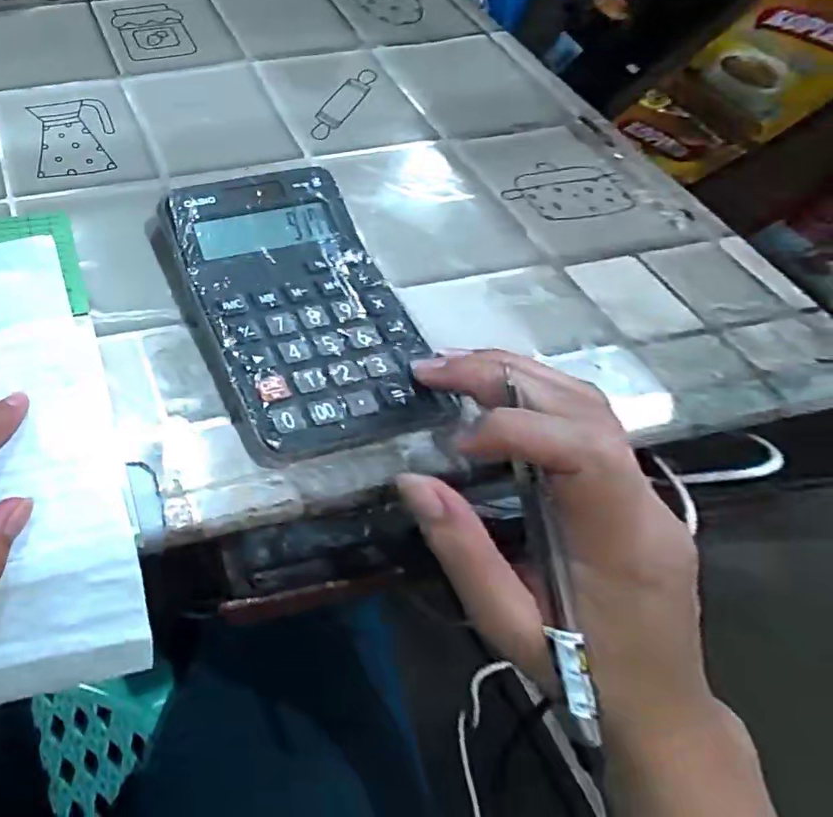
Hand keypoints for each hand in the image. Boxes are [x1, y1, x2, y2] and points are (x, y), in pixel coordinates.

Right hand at [398, 350, 771, 814]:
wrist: (655, 701)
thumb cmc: (577, 666)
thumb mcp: (503, 618)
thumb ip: (461, 548)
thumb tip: (411, 479)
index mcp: (621, 540)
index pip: (585, 453)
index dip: (513, 430)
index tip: (452, 444)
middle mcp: (645, 504)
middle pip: (587, 411)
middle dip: (502, 377)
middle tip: (427, 370)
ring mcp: (643, 492)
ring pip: (590, 405)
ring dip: (514, 373)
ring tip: (447, 365)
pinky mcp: (624, 489)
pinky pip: (585, 421)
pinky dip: (529, 390)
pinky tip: (484, 388)